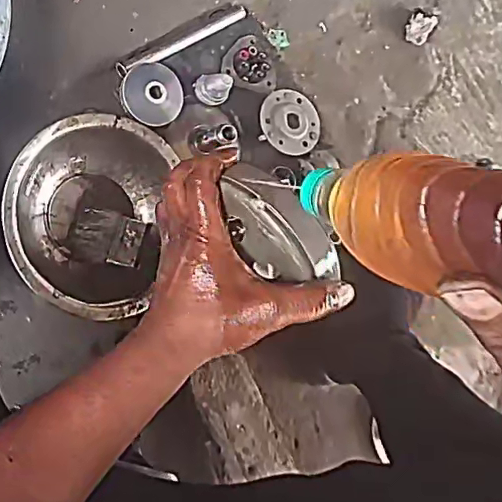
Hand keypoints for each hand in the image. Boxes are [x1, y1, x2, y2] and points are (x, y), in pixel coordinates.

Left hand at [140, 152, 354, 365]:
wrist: (171, 345)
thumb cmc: (203, 325)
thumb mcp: (264, 310)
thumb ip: (305, 301)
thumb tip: (334, 293)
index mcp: (202, 235)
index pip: (198, 180)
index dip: (213, 160)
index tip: (230, 157)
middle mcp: (181, 234)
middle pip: (174, 181)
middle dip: (194, 163)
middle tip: (217, 163)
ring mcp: (171, 245)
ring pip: (167, 199)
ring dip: (184, 184)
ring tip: (207, 183)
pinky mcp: (168, 259)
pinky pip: (169, 220)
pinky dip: (182, 208)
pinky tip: (200, 223)